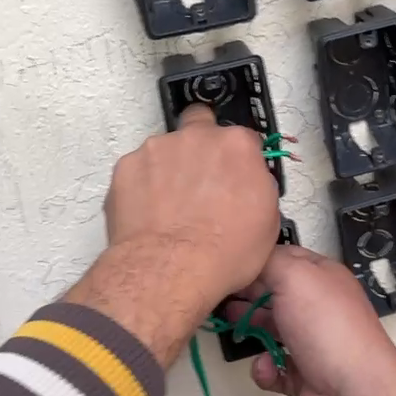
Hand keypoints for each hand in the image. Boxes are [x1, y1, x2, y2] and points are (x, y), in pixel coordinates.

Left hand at [65, 105, 279, 363]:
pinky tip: (148, 213)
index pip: (242, 138)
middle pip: (200, 125)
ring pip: (165, 149)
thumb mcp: (267, 221)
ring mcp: (159, 148)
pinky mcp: (127, 165)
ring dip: (169, 168)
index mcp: (237, 146)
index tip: (232, 175)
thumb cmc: (222, 253)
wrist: (171, 271)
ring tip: (170, 207)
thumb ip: (257, 184)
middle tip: (198, 180)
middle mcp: (198, 137)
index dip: (237, 158)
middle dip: (200, 145)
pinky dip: (142, 185)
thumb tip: (249, 182)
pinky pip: (137, 169)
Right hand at [229, 246, 395, 395]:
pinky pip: (276, 368)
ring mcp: (313, 342)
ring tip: (232, 328)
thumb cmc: (326, 327)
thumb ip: (269, 261)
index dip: (258, 260)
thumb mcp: (294, 276)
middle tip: (223, 297)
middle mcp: (319, 306)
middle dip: (250, 295)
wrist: (353, 395)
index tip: (230, 265)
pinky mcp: (305, 376)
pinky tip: (267, 368)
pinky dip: (266, 369)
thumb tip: (254, 259)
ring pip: (273, 330)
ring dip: (253, 330)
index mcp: (322, 276)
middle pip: (276, 293)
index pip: (286, 257)